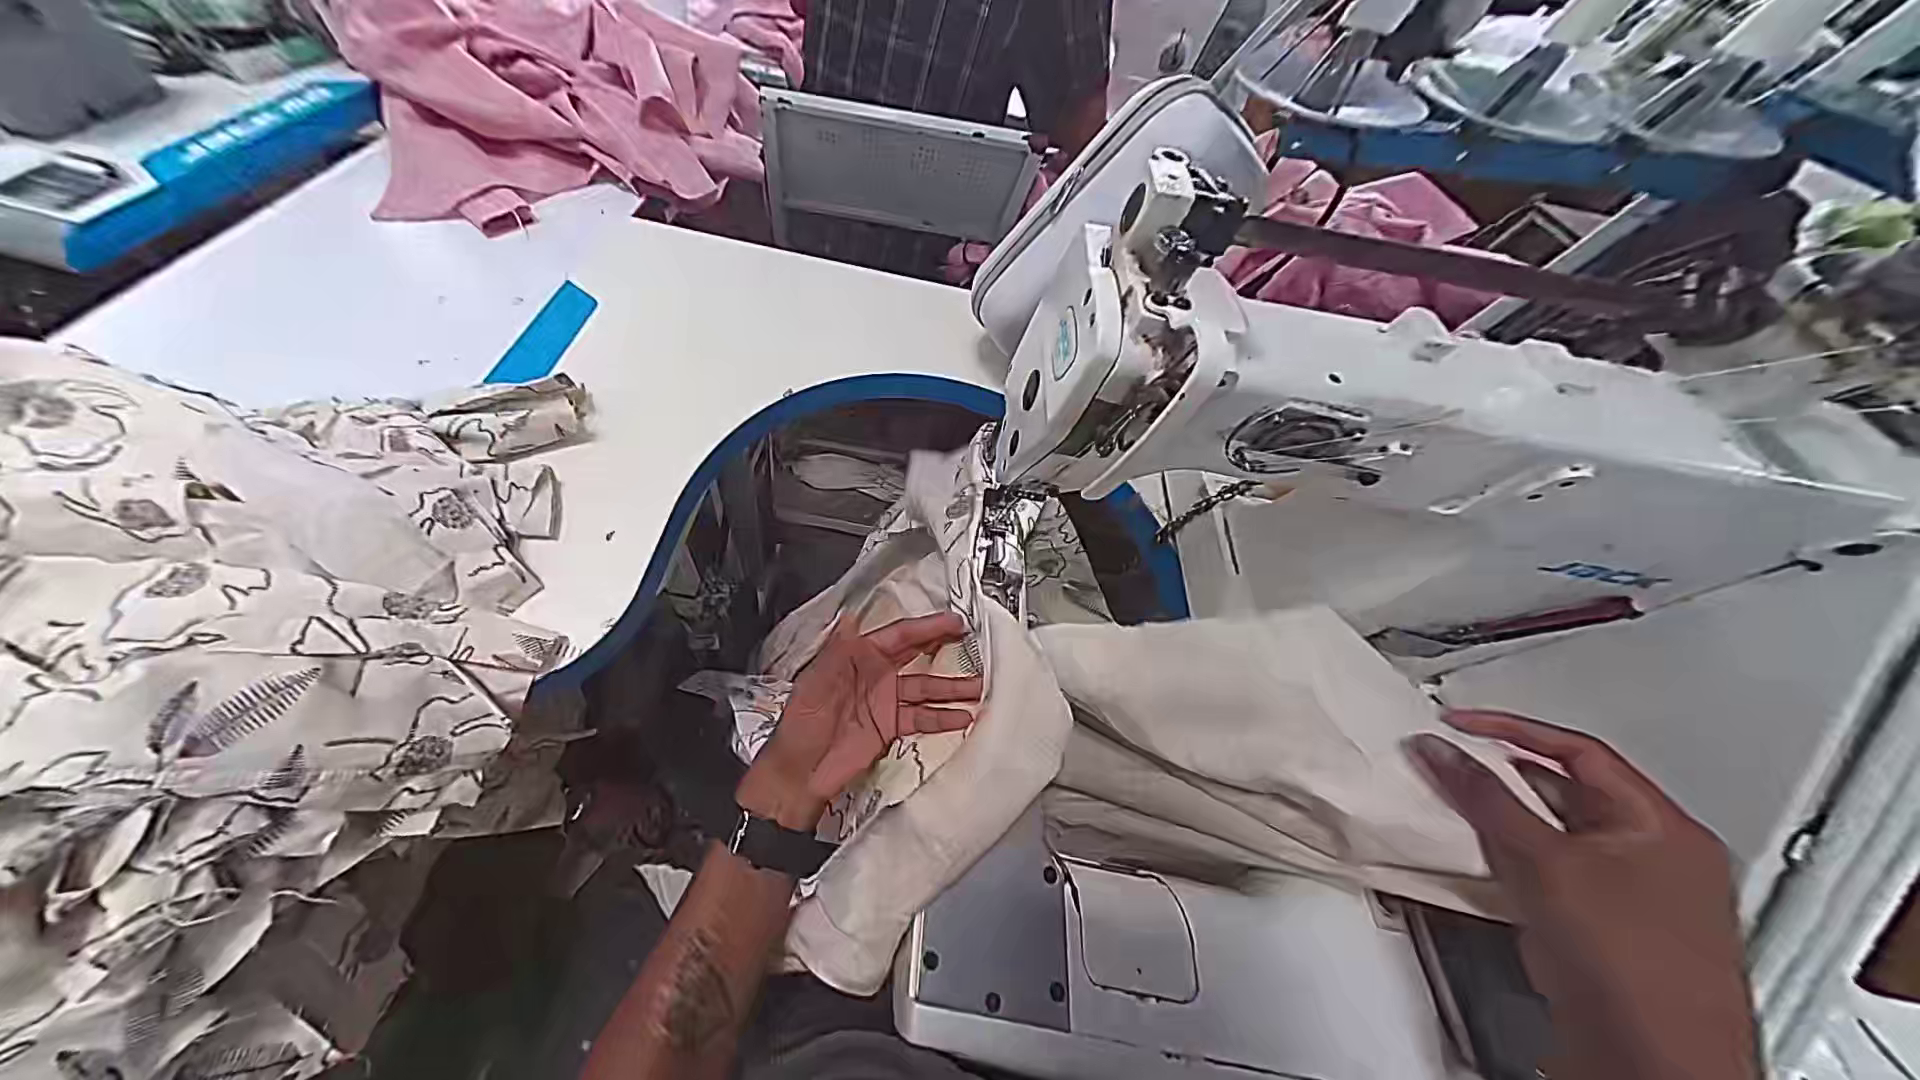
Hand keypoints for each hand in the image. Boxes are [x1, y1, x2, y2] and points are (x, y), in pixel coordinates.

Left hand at [736, 613, 980, 830]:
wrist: (798, 774)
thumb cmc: (800, 725)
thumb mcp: (815, 684)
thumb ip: (837, 652)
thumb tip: (850, 617)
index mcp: (857, 657)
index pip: (899, 636)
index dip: (927, 628)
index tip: (954, 622)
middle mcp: (876, 675)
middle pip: (917, 655)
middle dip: (945, 647)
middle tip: (974, 642)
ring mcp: (886, 701)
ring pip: (926, 688)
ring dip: (952, 687)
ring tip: (979, 686)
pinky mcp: (891, 726)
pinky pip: (921, 717)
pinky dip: (942, 718)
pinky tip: (962, 717)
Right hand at [1405, 710, 1760, 1079]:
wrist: (1645, 1055)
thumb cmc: (1634, 967)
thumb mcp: (1542, 858)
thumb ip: (1483, 796)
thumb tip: (1441, 750)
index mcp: (1660, 826)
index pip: (1577, 750)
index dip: (1512, 728)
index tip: (1460, 722)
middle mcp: (1650, 851)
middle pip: (1561, 786)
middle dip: (1499, 771)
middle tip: (1449, 757)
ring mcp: (1625, 886)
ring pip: (1548, 824)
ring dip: (1499, 810)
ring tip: (1454, 797)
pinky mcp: (1595, 915)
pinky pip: (1542, 859)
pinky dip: (1506, 846)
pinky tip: (1479, 848)